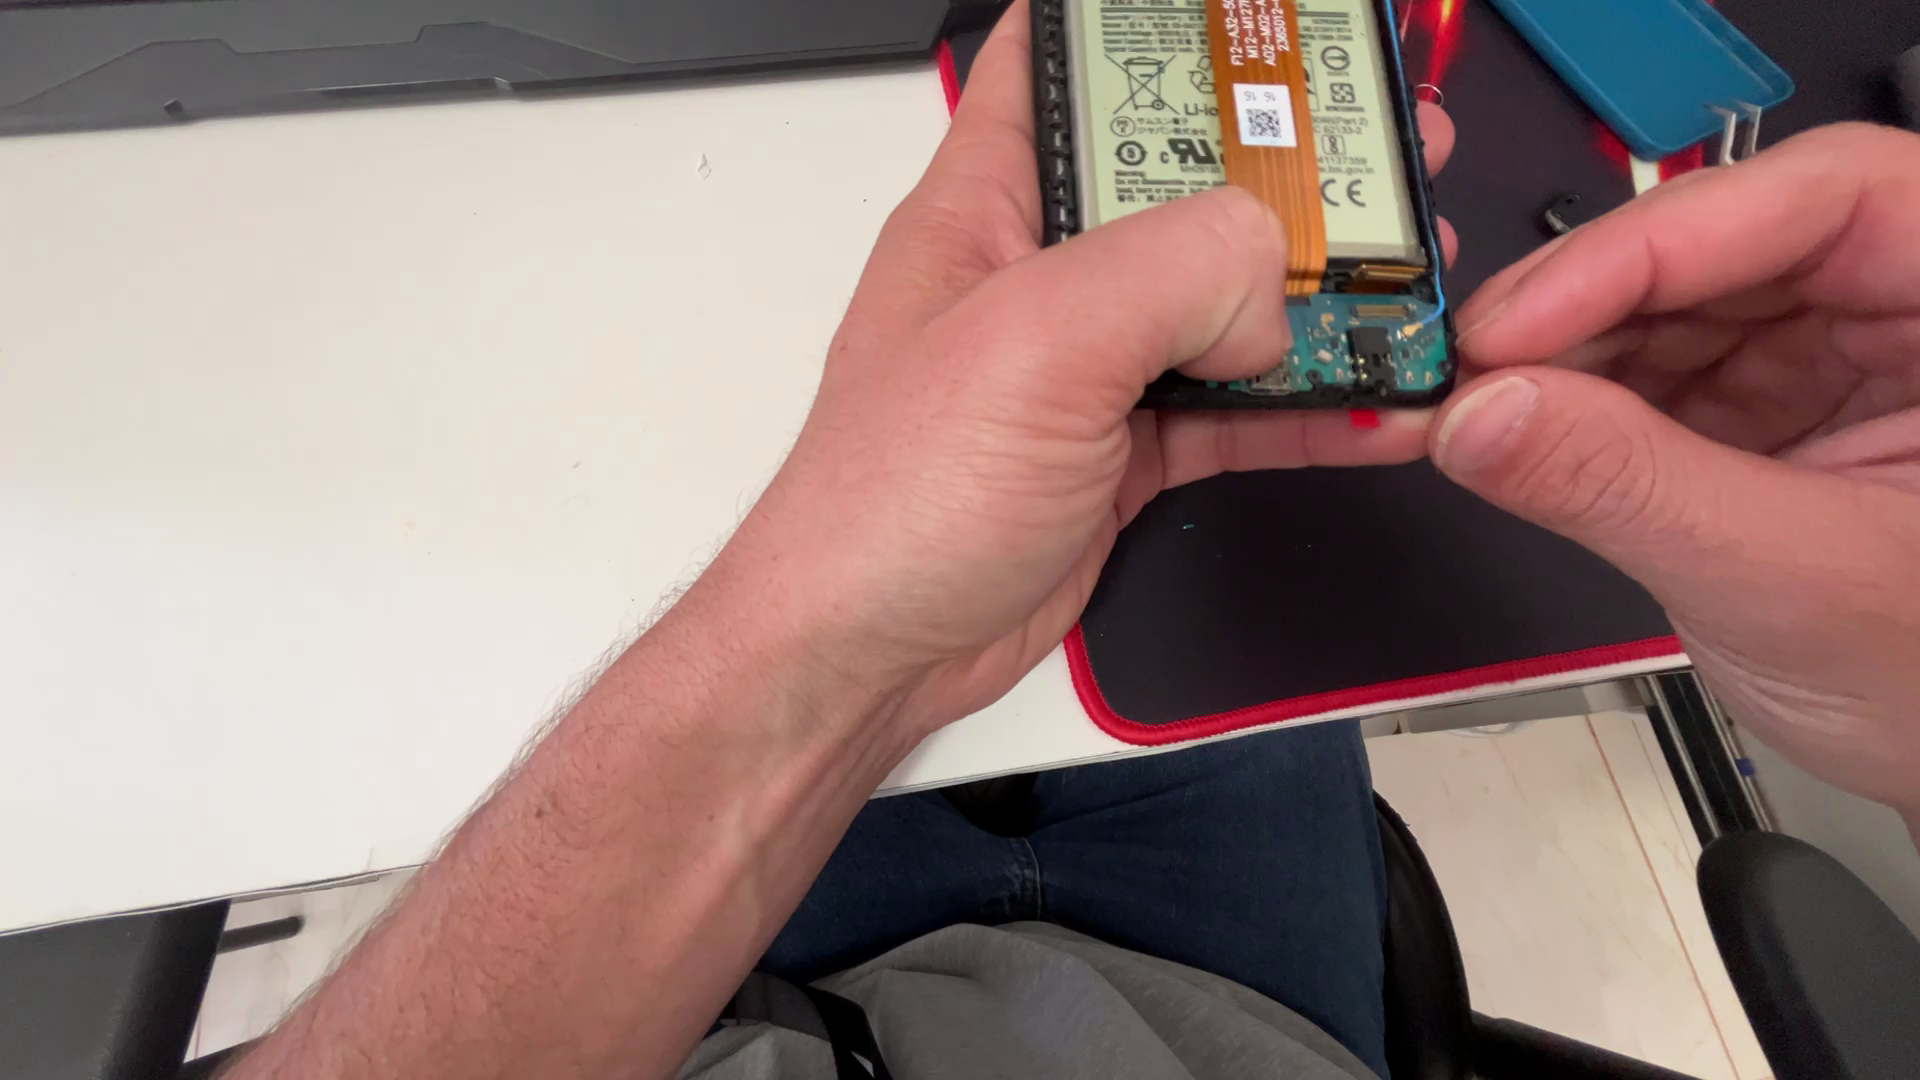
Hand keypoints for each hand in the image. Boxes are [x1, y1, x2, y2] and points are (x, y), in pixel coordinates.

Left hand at [687, 0, 1455, 741]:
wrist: (878, 647)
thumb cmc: (893, 503)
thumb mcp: (1031, 347)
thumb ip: (1168, 274)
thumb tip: (1265, 284)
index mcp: (988, 214)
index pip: (1064, 66)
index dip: (1154, 29)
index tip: (1259, 21)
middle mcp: (1040, 286)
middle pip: (1178, 188)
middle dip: (1286, 167)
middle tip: (1383, 148)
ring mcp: (1086, 374)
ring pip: (1224, 307)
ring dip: (1320, 296)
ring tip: (1414, 273)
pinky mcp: (1118, 454)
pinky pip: (1235, 412)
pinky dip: (1310, 409)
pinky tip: (1380, 402)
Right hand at [1430, 123, 1919, 821]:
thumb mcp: (1782, 580)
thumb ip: (1620, 485)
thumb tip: (1468, 416)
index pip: (1820, 203)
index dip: (1644, 249)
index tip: (1503, 333)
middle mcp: (1905, 306)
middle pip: (1714, 249)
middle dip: (1569, 309)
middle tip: (1457, 375)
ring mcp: (1825, 355)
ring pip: (1655, 308)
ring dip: (1546, 359)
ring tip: (1469, 412)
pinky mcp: (1751, 404)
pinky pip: (1632, 373)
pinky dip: (1554, 401)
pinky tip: (1510, 434)